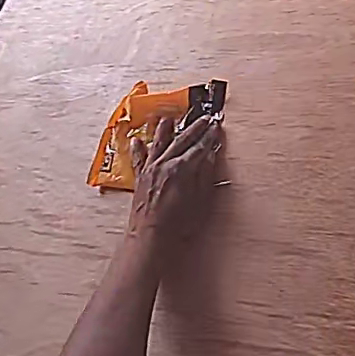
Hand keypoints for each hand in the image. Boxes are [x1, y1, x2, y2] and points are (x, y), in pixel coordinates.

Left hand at [127, 116, 224, 267]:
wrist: (151, 238)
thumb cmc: (178, 225)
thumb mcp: (201, 201)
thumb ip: (205, 176)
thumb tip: (210, 156)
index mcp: (182, 168)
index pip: (200, 147)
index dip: (210, 136)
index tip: (216, 127)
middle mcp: (164, 164)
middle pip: (182, 139)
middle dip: (195, 127)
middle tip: (204, 119)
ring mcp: (150, 169)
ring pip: (158, 142)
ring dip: (164, 128)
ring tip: (169, 117)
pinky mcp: (140, 178)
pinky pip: (138, 158)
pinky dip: (138, 147)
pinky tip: (137, 139)